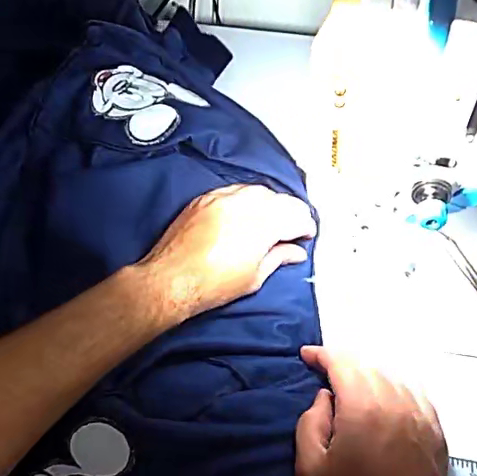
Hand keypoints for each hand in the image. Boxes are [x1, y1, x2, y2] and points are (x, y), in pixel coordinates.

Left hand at [133, 184, 316, 322]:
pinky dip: (246, 198)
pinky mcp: (205, 199)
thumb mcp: (254, 278)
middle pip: (279, 199)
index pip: (296, 215)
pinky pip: (234, 190)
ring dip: (270, 203)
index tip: (306, 235)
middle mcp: (244, 205)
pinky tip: (247, 212)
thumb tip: (295, 252)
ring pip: (258, 191)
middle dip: (291, 213)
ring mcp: (222, 198)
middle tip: (293, 229)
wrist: (170, 279)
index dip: (305, 226)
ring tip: (271, 220)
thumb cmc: (211, 285)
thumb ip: (278, 258)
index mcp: (262, 225)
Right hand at [294, 346, 451, 475]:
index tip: (306, 356)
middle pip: (369, 365)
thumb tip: (326, 396)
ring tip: (350, 383)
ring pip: (393, 375)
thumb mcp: (310, 469)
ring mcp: (423, 415)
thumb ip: (311, 421)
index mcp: (365, 408)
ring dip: (369, 373)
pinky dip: (394, 386)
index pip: (343, 362)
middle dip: (344, 362)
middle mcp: (398, 402)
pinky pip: (414, 393)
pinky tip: (383, 396)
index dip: (322, 354)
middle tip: (323, 370)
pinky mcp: (437, 431)